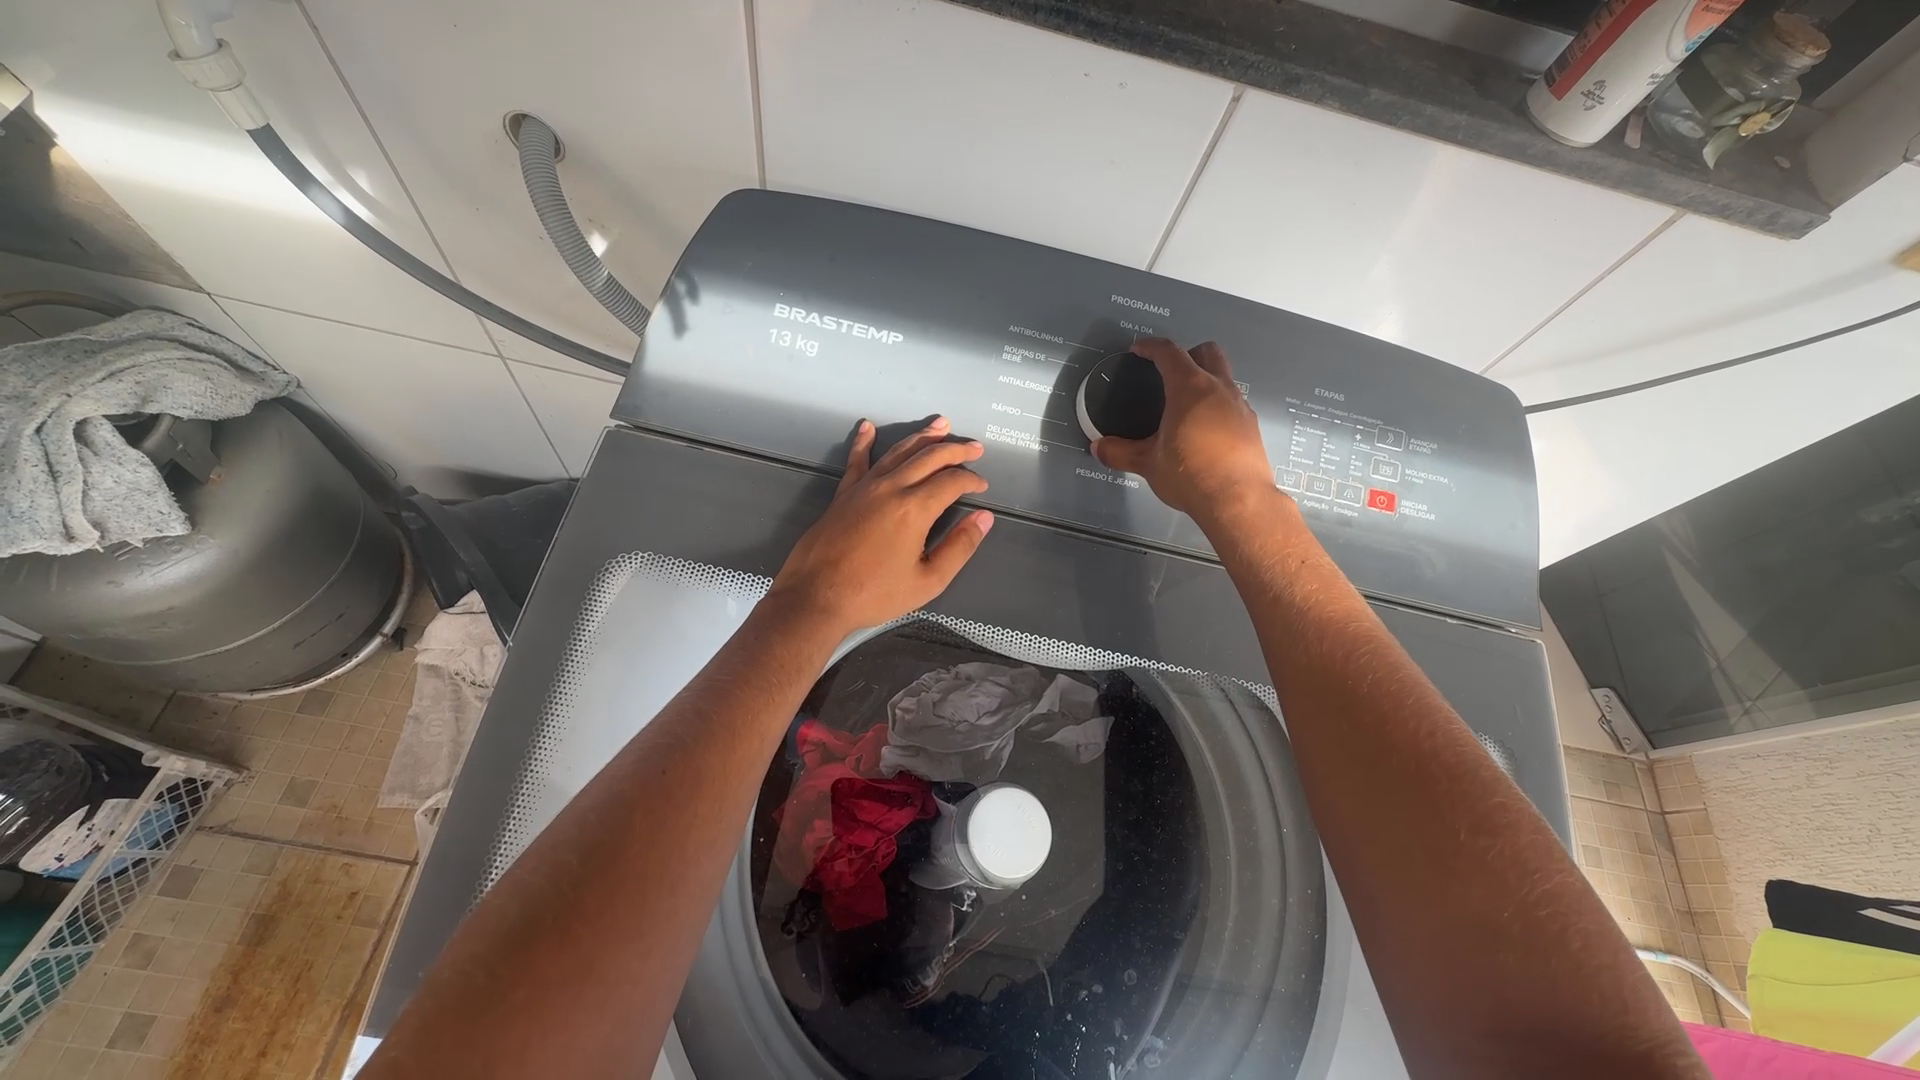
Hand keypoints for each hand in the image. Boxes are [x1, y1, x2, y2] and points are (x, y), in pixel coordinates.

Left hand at [769, 416, 993, 633]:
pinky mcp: (843, 494)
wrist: (815, 597)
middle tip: (975, 448)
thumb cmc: (873, 595)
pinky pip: (857, 460)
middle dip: (956, 450)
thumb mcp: (927, 581)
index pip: (952, 482)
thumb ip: (959, 547)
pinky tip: (868, 427)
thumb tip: (983, 519)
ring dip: (922, 437)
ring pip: (898, 451)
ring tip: (941, 425)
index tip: (982, 486)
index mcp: (914, 509)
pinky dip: (864, 442)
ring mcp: (864, 488)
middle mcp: (891, 488)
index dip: (972, 480)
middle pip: (929, 457)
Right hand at [1091, 338, 1280, 525]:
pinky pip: (1234, 404)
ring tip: (1187, 405)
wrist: (1237, 501)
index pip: (1169, 352)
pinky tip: (1206, 430)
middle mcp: (1219, 389)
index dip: (1151, 347)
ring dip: (1206, 381)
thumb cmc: (1190, 475)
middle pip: (1207, 352)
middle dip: (1188, 354)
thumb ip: (1120, 452)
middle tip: (1170, 371)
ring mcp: (1240, 406)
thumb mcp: (1148, 463)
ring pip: (1224, 377)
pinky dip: (1218, 406)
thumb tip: (1100, 448)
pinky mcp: (1252, 426)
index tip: (1140, 349)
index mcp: (1189, 388)